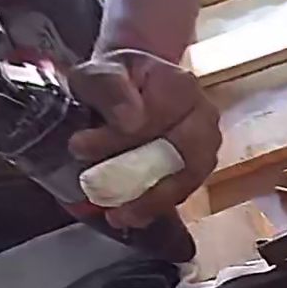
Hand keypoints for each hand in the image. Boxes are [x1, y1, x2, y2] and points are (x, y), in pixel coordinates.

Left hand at [66, 49, 219, 228]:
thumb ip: (109, 87)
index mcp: (180, 85)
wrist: (135, 87)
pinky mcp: (199, 167)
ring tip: (119, 216)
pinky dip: (158, 204)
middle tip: (101, 197)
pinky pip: (184, 190)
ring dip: (153, 201)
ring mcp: (206, 144)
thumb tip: (130, 121)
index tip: (80, 148)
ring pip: (188, 179)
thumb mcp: (99, 71)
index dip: (121, 137)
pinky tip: (133, 215)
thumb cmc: (117, 78)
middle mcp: (203, 116)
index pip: (157, 116)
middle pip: (182, 154)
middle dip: (142, 180)